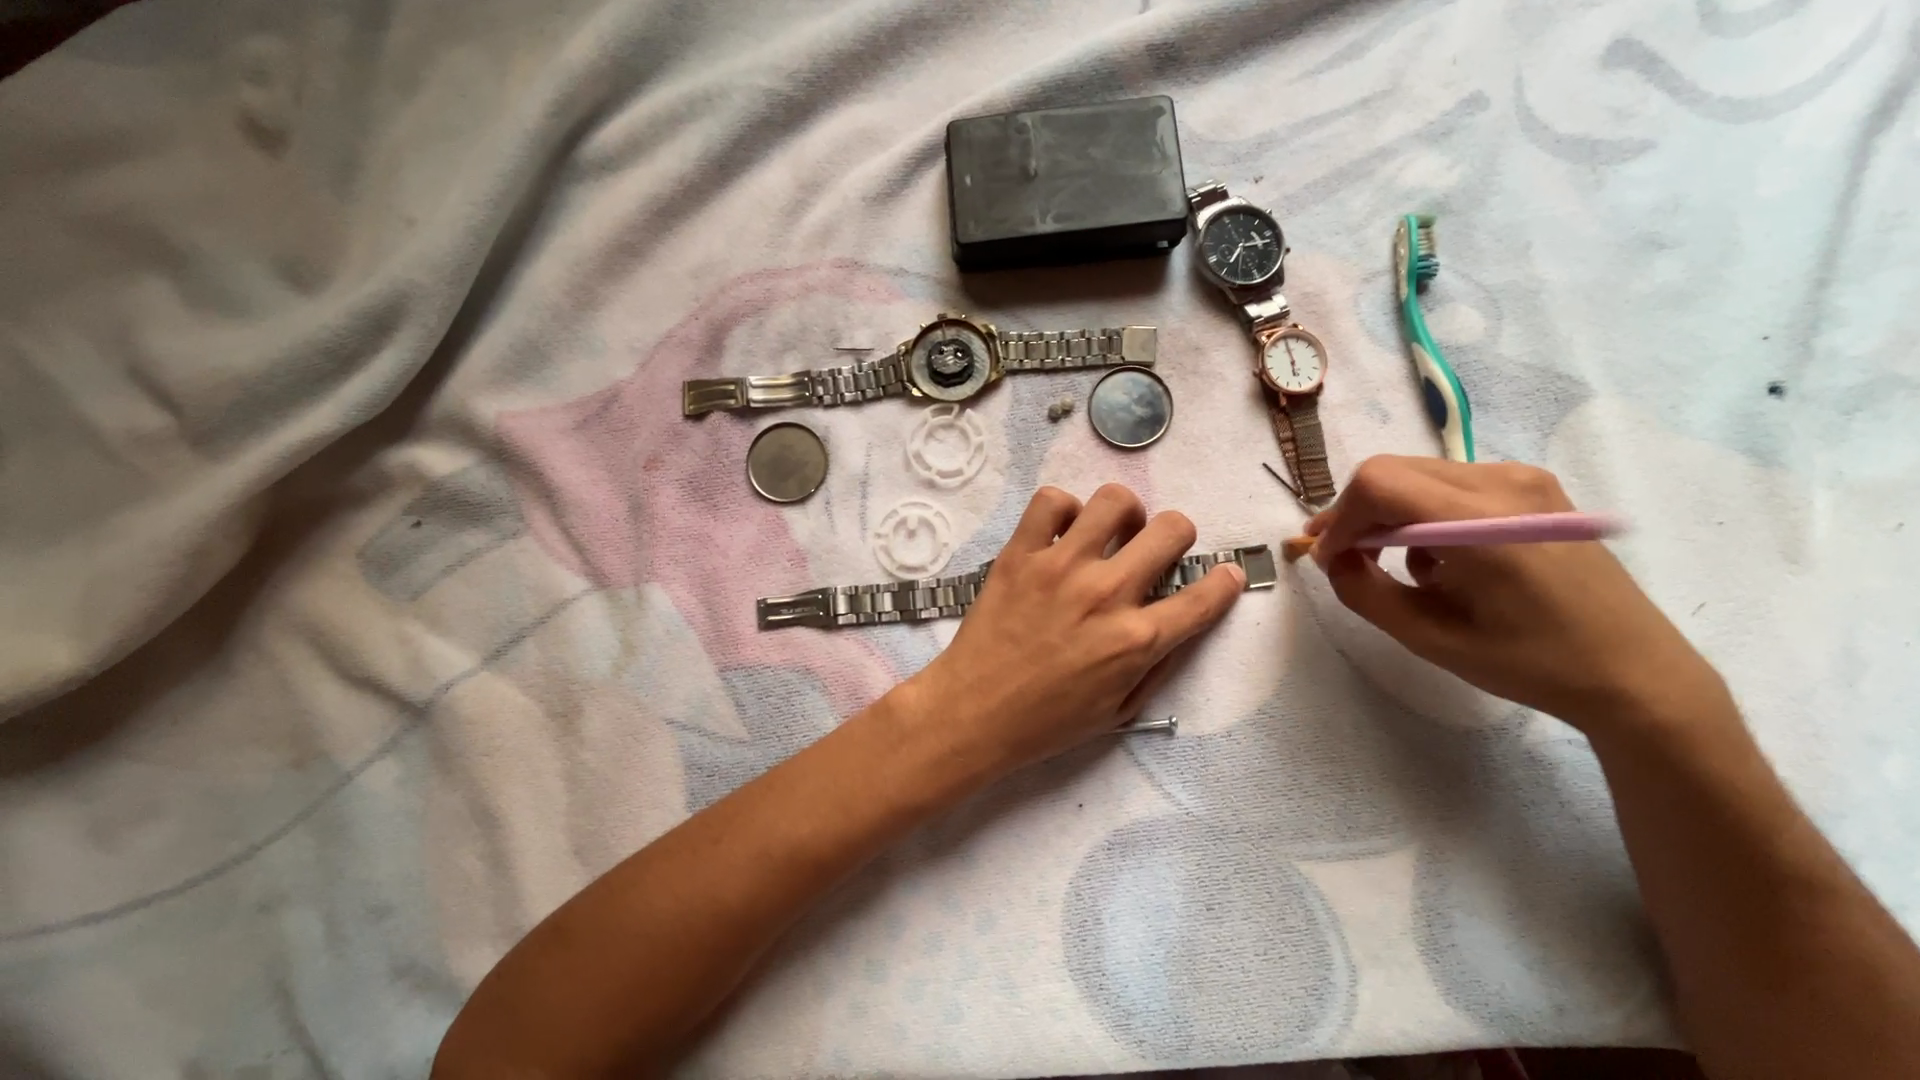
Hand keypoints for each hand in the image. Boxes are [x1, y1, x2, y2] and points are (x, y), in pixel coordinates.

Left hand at [899, 484, 1244, 776]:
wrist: (973, 713)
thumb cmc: (1048, 722)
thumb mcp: (1122, 710)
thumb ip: (1161, 663)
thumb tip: (1190, 621)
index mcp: (1137, 639)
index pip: (1204, 596)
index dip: (1225, 581)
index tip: (1224, 574)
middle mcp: (1107, 594)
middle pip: (1172, 529)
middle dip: (1178, 536)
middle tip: (1156, 551)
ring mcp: (1061, 567)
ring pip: (1115, 500)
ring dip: (1125, 514)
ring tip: (1111, 534)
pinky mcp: (1020, 554)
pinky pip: (1050, 500)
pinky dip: (1064, 509)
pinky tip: (1063, 533)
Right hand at [1306, 456, 1720, 732]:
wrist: (1635, 672)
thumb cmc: (1530, 663)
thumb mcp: (1430, 638)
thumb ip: (1364, 593)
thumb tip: (1330, 559)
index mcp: (1479, 521)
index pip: (1377, 483)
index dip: (1339, 518)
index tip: (1326, 558)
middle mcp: (1502, 482)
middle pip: (1393, 471)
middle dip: (1359, 514)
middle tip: (1344, 559)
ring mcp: (1525, 481)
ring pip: (1420, 475)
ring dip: (1392, 515)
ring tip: (1398, 567)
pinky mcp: (1537, 490)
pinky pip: (1455, 485)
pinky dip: (1427, 514)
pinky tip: (1442, 561)